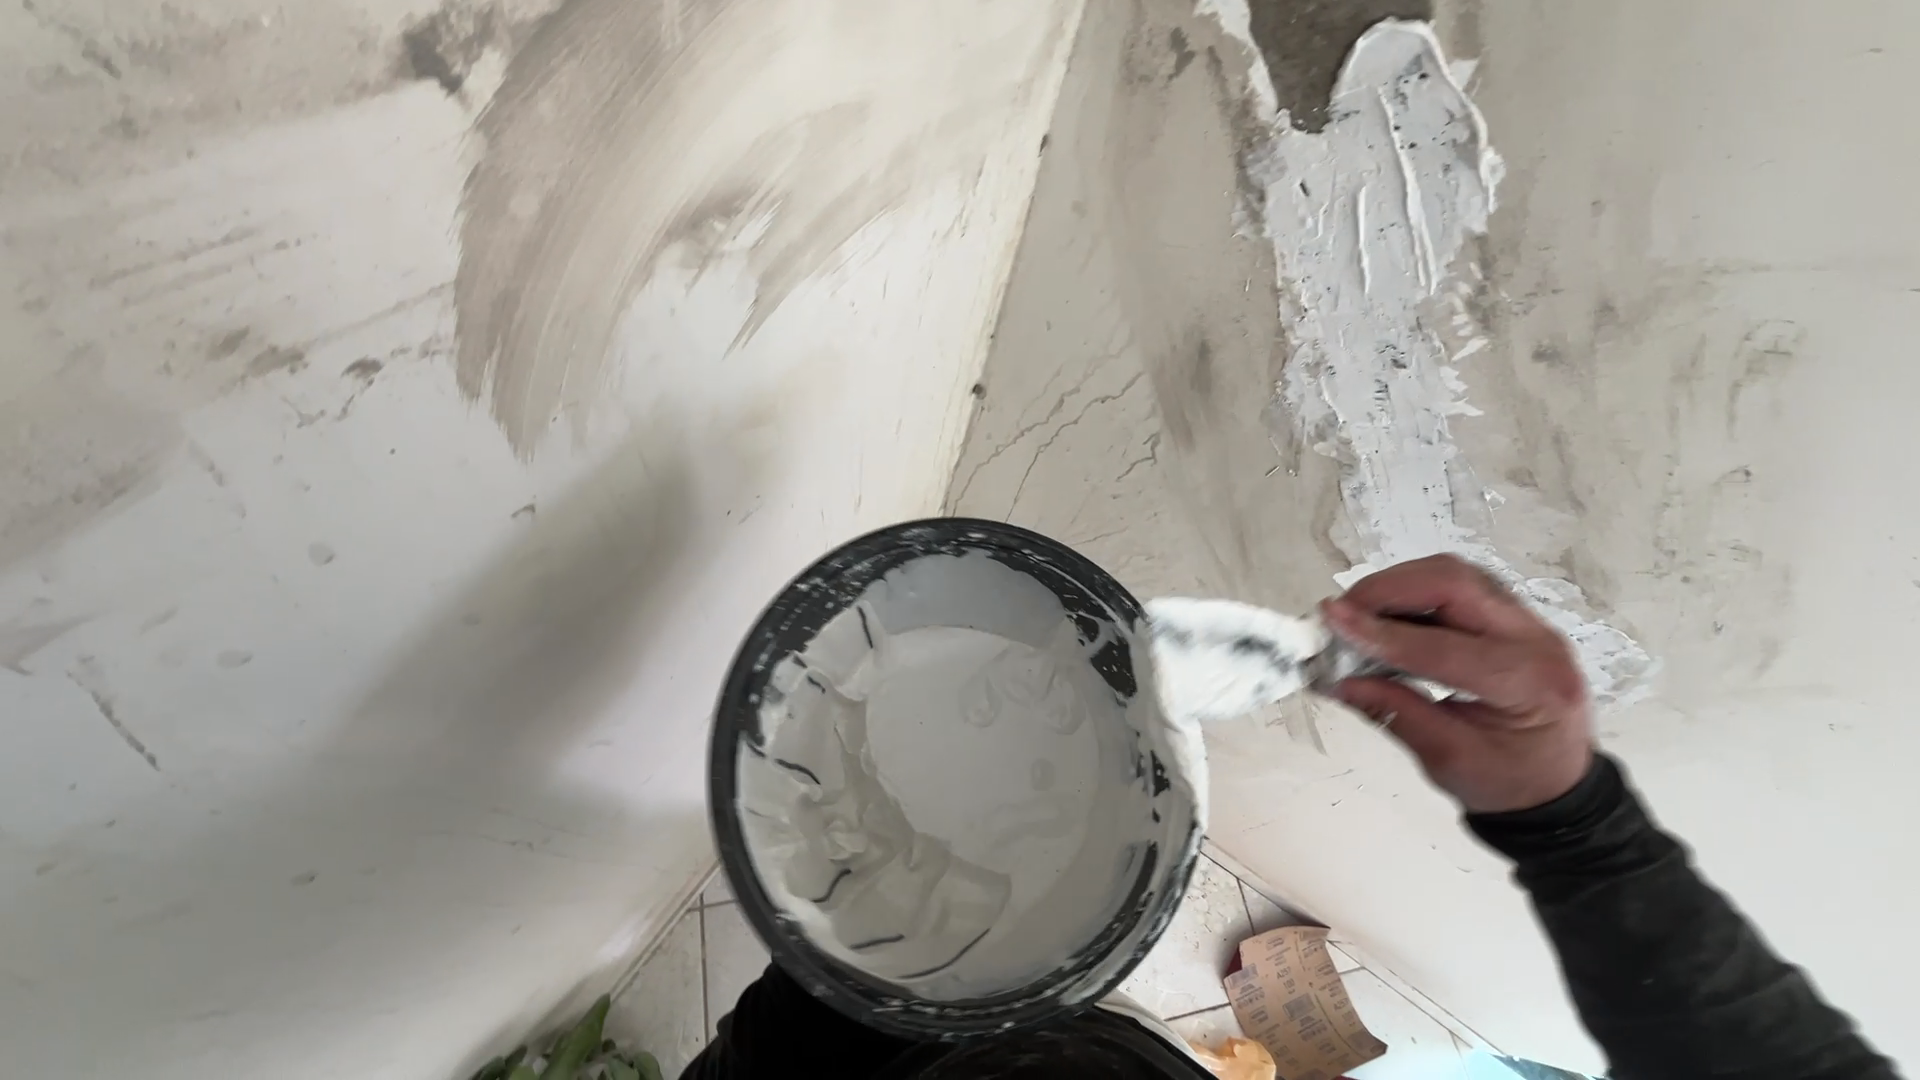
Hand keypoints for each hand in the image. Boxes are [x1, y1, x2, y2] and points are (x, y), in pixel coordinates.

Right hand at [1319, 555, 1594, 813]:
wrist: (1557, 786)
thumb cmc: (1508, 782)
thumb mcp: (1447, 759)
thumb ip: (1392, 712)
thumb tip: (1337, 680)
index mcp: (1530, 684)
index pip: (1444, 646)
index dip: (1381, 633)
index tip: (1330, 621)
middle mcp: (1535, 639)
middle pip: (1453, 583)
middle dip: (1386, 591)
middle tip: (1340, 613)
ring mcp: (1525, 621)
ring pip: (1451, 574)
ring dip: (1395, 586)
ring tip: (1356, 614)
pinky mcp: (1507, 614)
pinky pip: (1453, 585)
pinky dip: (1409, 592)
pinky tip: (1383, 617)